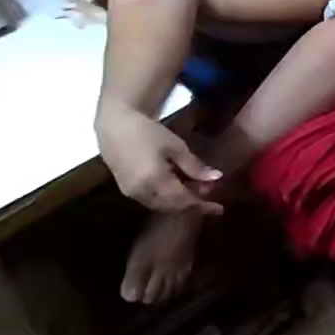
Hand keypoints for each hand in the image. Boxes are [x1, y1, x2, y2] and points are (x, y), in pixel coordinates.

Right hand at [95, 103, 223, 217]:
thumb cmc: (149, 133)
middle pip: (172, 207)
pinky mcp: (125, 189)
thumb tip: (216, 178)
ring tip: (199, 196)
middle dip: (192, 207)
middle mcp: (140, 192)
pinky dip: (167, 200)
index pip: (184, 201)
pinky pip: (150, 201)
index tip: (220, 209)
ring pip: (160, 206)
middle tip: (211, 203)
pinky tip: (180, 192)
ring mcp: (130, 192)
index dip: (202, 206)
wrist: (115, 126)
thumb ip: (195, 166)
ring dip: (180, 204)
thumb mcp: (177, 148)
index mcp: (155, 181)